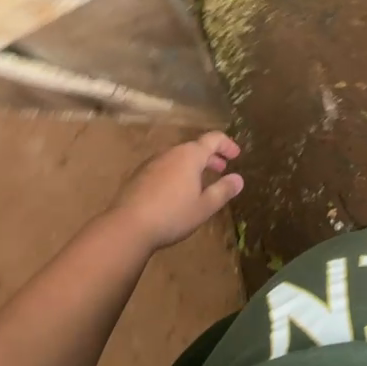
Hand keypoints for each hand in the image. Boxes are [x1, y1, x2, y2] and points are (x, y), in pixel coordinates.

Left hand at [106, 132, 244, 250]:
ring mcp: (152, 162)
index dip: (227, 144)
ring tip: (199, 183)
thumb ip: (223, 191)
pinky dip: (176, 173)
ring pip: (178, 158)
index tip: (236, 155)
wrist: (127, 226)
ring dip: (193, 166)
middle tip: (221, 169)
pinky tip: (175, 193)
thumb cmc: (172, 215)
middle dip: (211, 157)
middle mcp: (171, 152)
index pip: (213, 139)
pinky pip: (164, 167)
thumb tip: (239, 179)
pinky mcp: (139, 175)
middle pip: (195, 148)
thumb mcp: (204, 207)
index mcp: (190, 155)